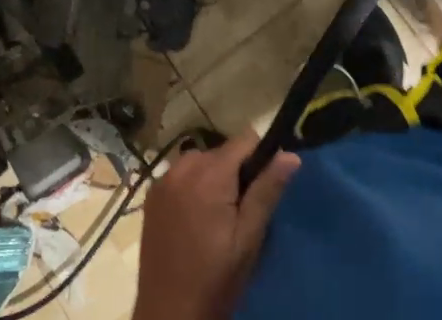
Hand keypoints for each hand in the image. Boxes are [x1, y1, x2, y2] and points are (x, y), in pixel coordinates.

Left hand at [130, 132, 300, 319]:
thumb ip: (267, 190)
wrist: (169, 313)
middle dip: (237, 172)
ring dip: (214, 178)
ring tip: (219, 219)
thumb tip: (289, 154)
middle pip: (222, 151)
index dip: (261, 157)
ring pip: (201, 162)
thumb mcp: (249, 237)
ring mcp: (162, 181)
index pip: (245, 139)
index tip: (265, 186)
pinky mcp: (151, 196)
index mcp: (208, 174)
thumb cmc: (216, 278)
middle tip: (242, 212)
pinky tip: (196, 221)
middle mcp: (181, 167)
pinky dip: (193, 187)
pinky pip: (181, 176)